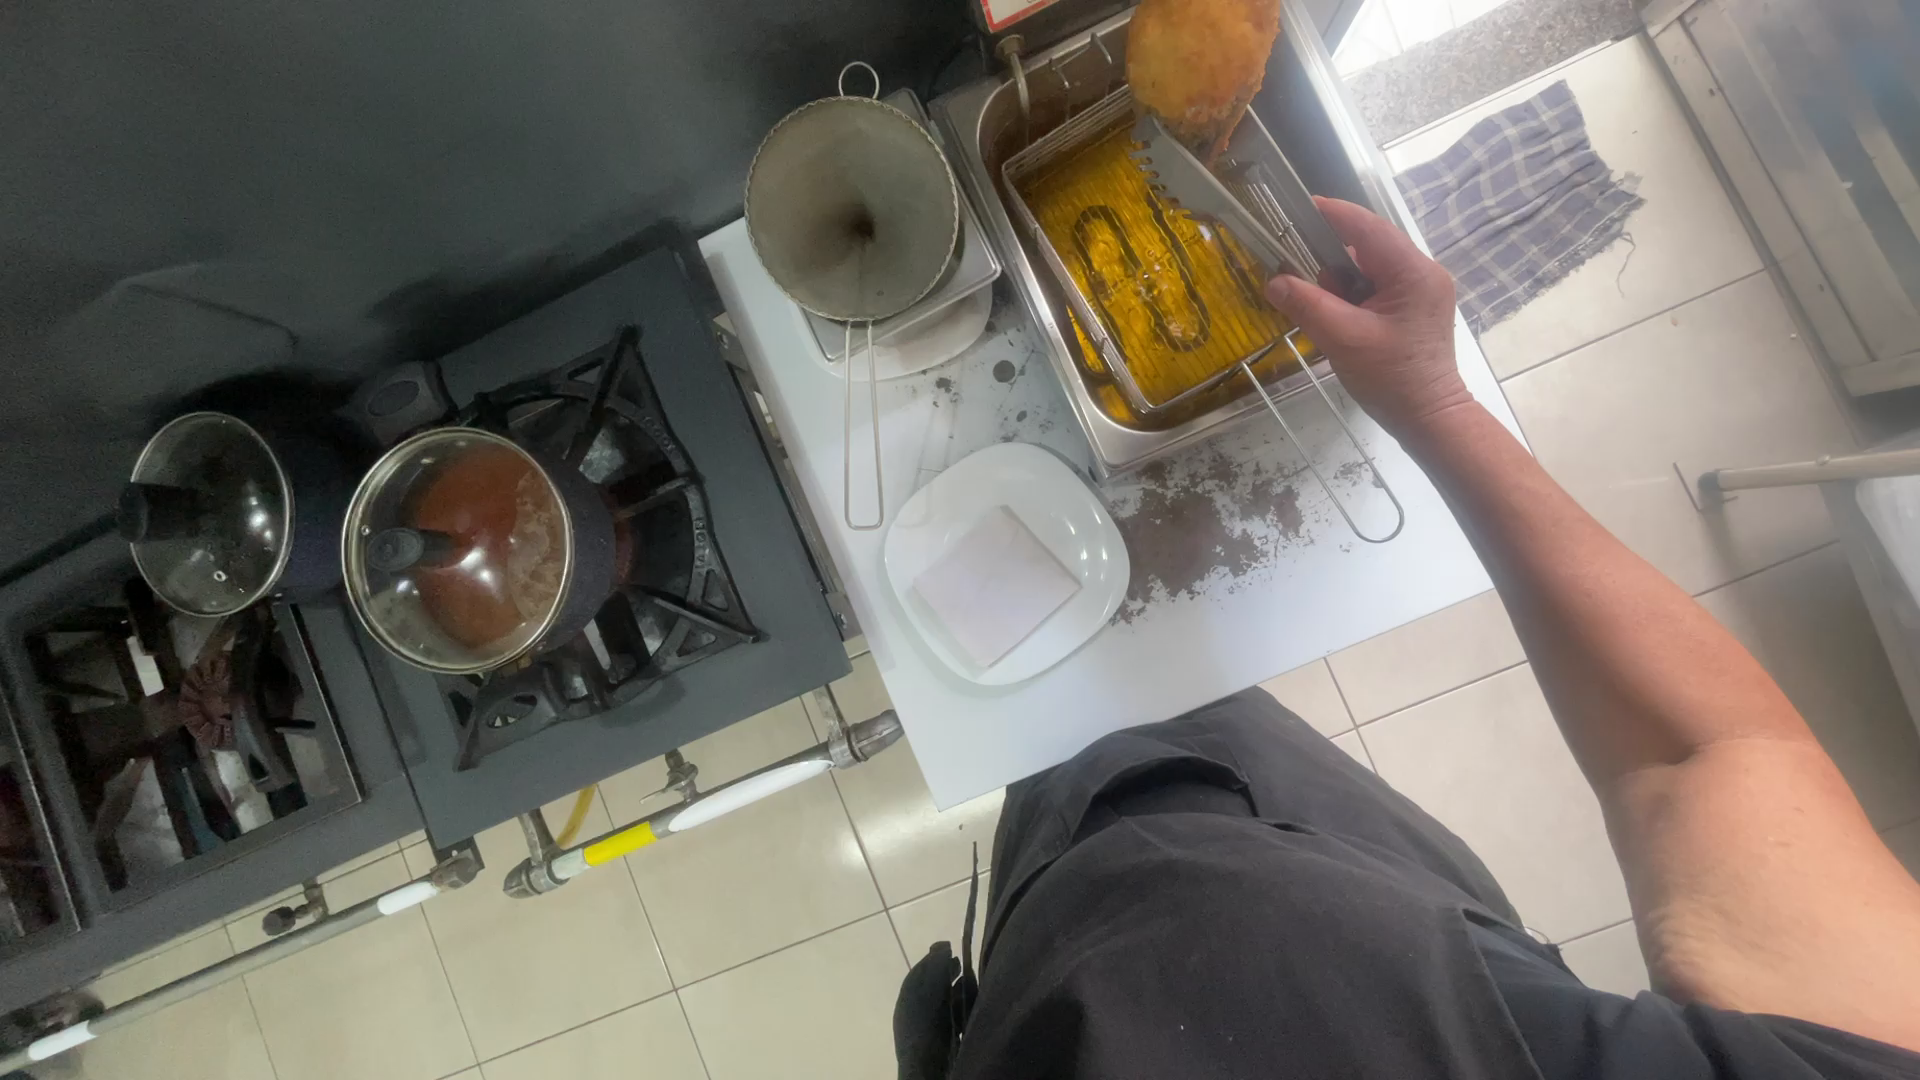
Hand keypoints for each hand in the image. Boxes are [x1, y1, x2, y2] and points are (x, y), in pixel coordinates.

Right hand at [1264, 197, 1473, 437]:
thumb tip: (1274, 281)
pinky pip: (1374, 289)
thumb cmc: (1390, 378)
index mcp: (1412, 272)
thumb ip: (1307, 305)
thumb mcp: (1342, 340)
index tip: (1300, 206)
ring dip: (1338, 282)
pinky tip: (1334, 318)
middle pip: (1368, 247)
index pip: (1368, 229)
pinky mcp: (1413, 310)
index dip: (1333, 214)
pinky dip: (1349, 297)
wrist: (1427, 417)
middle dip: (1329, 256)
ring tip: (1316, 307)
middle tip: (1293, 268)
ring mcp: (1420, 292)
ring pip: (1369, 270)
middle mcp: (1422, 273)